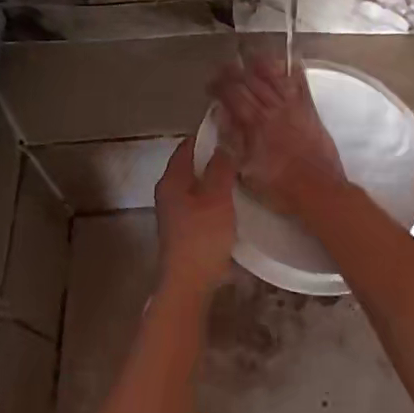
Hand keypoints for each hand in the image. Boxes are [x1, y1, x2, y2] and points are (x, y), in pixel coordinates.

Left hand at [154, 138, 237, 290]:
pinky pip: (202, 203)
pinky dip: (217, 197)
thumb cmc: (202, 236)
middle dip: (216, 156)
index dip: (210, 134)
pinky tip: (235, 202)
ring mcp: (175, 213)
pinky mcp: (185, 229)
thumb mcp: (217, 196)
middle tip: (245, 151)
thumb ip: (222, 165)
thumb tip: (227, 138)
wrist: (189, 282)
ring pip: (198, 185)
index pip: (189, 145)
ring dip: (218, 178)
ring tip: (245, 174)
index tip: (235, 130)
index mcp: (172, 179)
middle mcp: (169, 192)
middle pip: (193, 165)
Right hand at [208, 54, 346, 215]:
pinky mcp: (310, 111)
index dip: (219, 86)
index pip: (232, 95)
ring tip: (250, 55)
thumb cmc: (280, 187)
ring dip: (261, 63)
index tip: (210, 85)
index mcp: (255, 124)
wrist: (319, 190)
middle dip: (234, 71)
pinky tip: (288, 61)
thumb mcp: (247, 171)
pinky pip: (301, 85)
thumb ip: (233, 141)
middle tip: (224, 66)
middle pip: (251, 82)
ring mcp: (294, 108)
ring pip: (275, 77)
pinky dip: (293, 71)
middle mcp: (274, 110)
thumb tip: (222, 117)